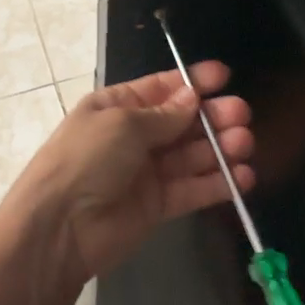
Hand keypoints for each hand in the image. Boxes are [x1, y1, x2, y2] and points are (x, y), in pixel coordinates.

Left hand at [6, 62, 254, 282]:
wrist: (58, 229)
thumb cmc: (86, 159)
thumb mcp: (122, 125)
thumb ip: (163, 115)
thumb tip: (192, 97)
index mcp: (117, 106)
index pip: (162, 88)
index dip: (192, 81)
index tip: (224, 75)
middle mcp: (134, 136)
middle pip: (182, 121)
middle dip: (212, 116)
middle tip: (242, 114)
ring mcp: (147, 172)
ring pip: (192, 155)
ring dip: (220, 148)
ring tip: (245, 143)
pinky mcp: (158, 206)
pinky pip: (192, 189)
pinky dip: (218, 184)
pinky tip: (243, 177)